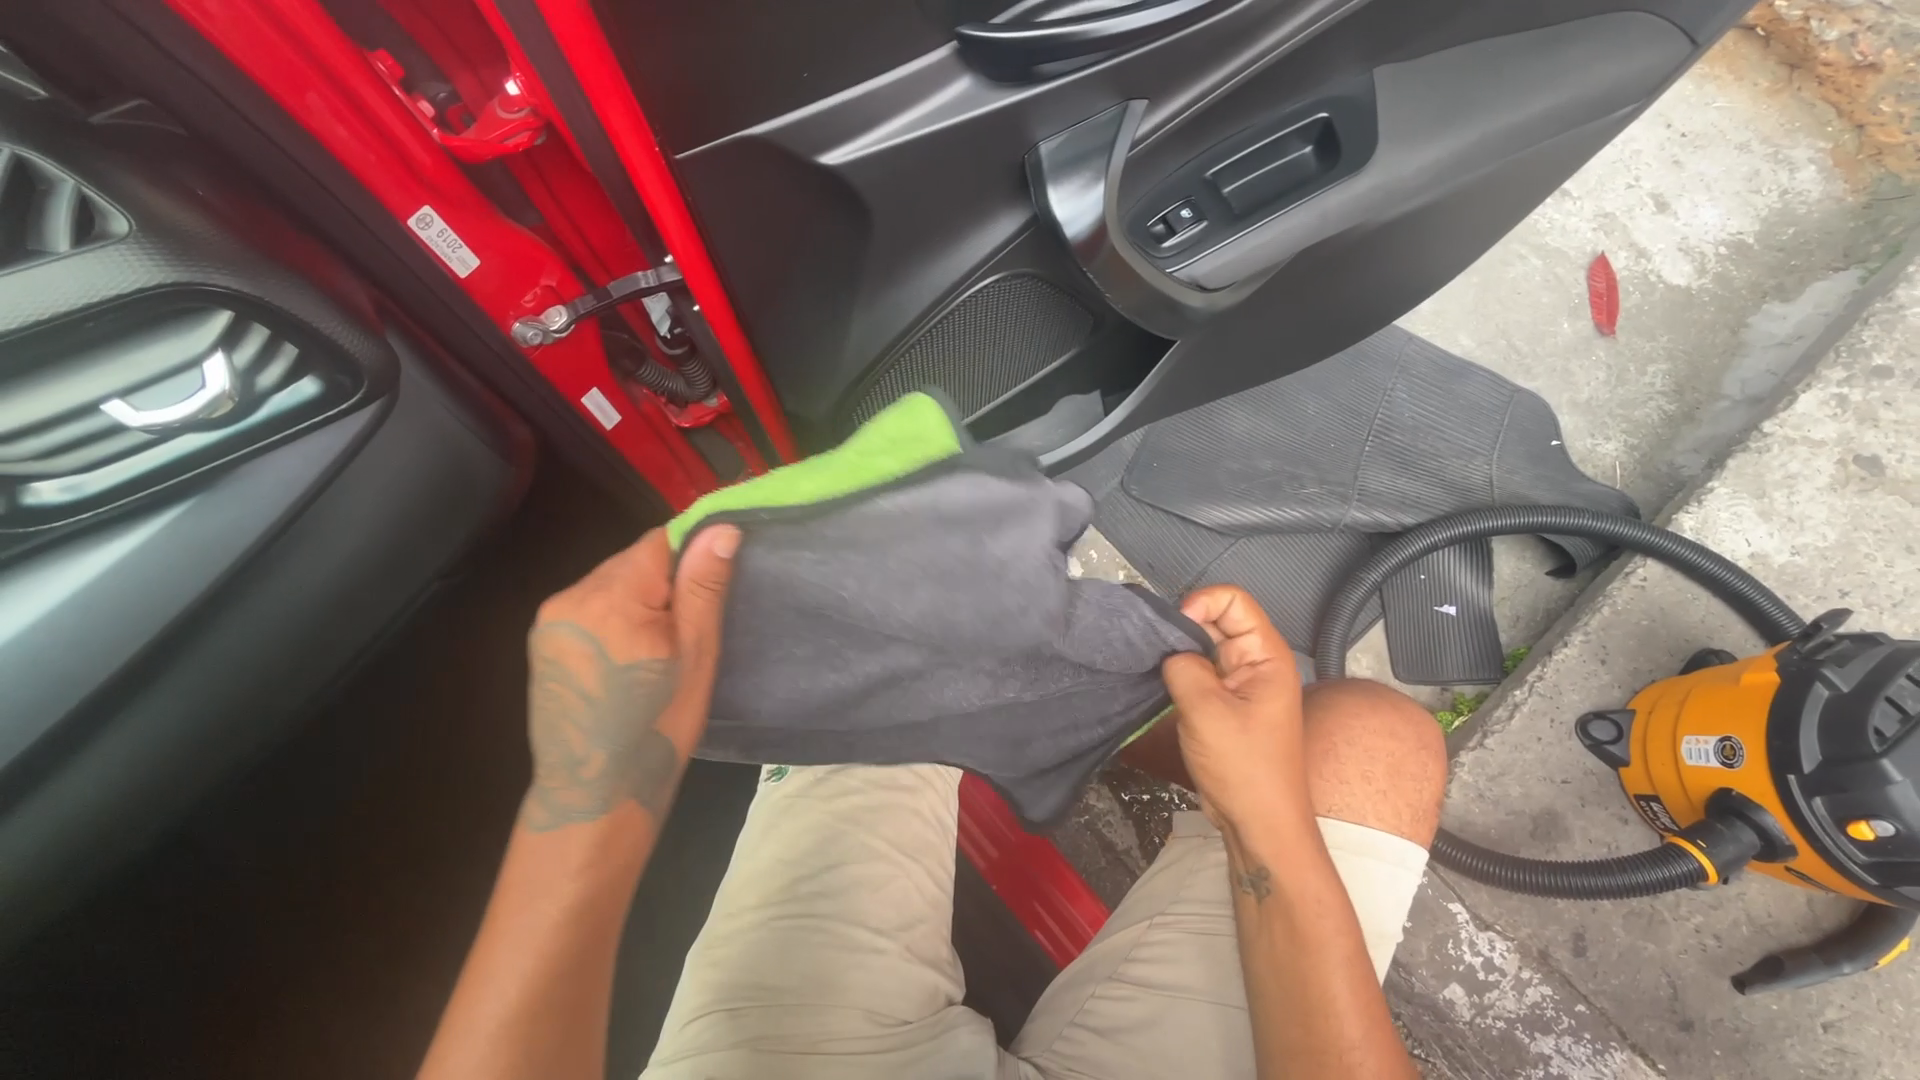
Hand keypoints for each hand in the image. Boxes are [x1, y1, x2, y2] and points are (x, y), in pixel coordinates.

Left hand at [519, 524, 739, 831]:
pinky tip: (628, 659)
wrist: (594, 795)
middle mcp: (571, 595)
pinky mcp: (544, 640)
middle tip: (686, 633)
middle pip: (634, 560)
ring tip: (657, 650)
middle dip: (664, 583)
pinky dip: (616, 619)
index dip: (691, 559)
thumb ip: (703, 586)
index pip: (660, 540)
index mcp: (613, 596)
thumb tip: (722, 528)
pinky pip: (592, 607)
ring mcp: (551, 619)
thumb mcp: (696, 655)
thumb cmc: (658, 726)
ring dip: (640, 601)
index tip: (708, 594)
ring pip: (613, 583)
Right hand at [1161, 585, 1310, 832]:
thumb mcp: (1206, 711)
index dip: (1200, 604)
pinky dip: (1180, 672)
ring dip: (1179, 652)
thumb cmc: (1243, 767)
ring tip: (1154, 666)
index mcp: (1266, 655)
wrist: (1259, 823)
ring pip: (1204, 646)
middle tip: (1154, 650)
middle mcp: (1257, 662)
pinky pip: (1200, 672)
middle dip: (1184, 627)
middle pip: (1217, 619)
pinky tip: (1160, 683)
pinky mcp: (1226, 703)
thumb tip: (1167, 651)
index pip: (1233, 600)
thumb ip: (1182, 667)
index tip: (1173, 630)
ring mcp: (1241, 683)